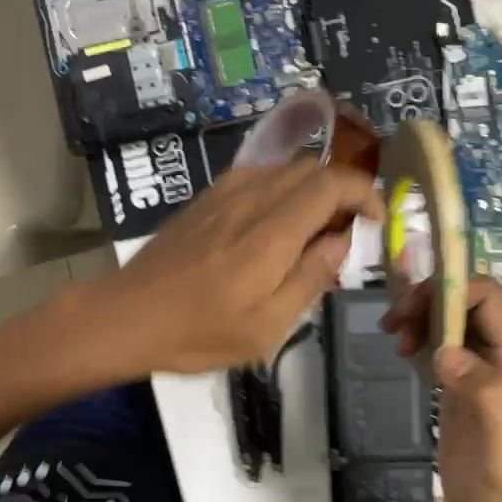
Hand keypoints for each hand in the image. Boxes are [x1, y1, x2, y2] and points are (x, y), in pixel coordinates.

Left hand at [90, 161, 381, 376]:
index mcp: (271, 232)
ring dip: (310, 190)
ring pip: (284, 169)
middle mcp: (250, 199)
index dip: (364, 193)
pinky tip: (273, 228)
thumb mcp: (265, 327)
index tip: (376, 220)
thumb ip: (310, 278)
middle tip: (346, 233)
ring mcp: (224, 193)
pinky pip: (257, 177)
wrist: (125, 315)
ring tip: (312, 233)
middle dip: (341, 191)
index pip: (332, 183)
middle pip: (311, 168)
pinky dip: (281, 191)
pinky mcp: (205, 198)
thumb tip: (342, 241)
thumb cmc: (198, 332)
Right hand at [384, 278, 501, 501]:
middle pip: (469, 303)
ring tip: (396, 338)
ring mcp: (483, 371)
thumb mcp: (501, 433)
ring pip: (453, 321)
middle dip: (430, 300)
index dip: (453, 289)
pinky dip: (421, 338)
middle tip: (395, 321)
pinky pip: (443, 344)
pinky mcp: (463, 386)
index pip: (491, 298)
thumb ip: (481, 384)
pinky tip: (404, 351)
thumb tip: (444, 350)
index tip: (413, 304)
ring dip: (422, 318)